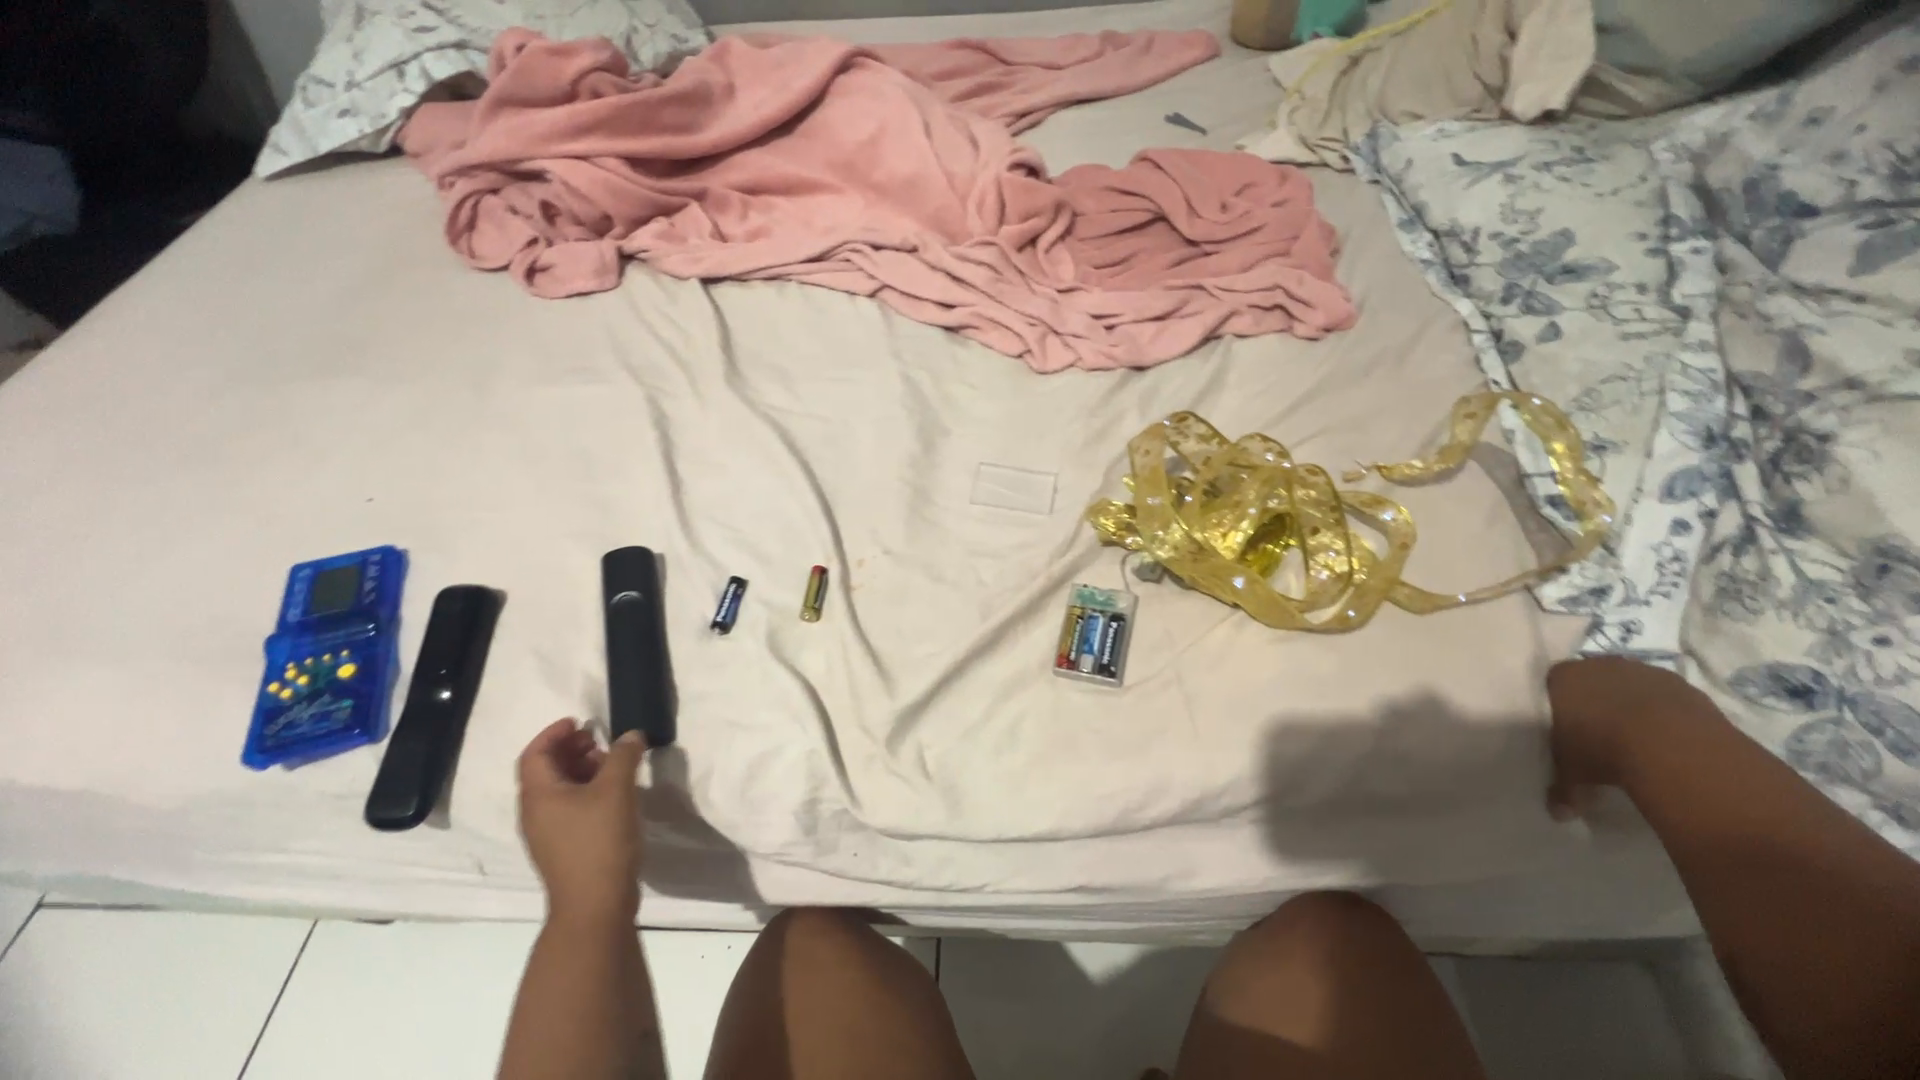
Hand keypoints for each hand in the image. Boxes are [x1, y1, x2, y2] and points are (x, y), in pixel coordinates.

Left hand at [517, 719, 646, 925]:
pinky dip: (587, 792)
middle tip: (599, 740)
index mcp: (538, 795)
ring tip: (612, 764)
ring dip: (582, 770)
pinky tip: (614, 795)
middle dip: (570, 749)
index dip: (554, 733)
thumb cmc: (599, 841)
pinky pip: (569, 809)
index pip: (535, 753)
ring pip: (559, 791)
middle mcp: (535, 813)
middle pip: (545, 771)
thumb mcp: (616, 790)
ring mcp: (548, 834)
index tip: (580, 721)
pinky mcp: (564, 848)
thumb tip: (630, 735)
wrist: (595, 905)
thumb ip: (623, 755)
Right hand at [1544, 656, 1716, 819]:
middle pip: (1593, 681)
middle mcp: (1600, 665)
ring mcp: (1644, 671)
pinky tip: (1667, 740)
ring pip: (1631, 687)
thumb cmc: (1601, 749)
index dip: (1559, 706)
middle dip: (1596, 703)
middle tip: (1599, 735)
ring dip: (1633, 707)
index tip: (1565, 729)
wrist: (1670, 743)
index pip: (1552, 684)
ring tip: (1637, 740)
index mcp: (1563, 677)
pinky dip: (1665, 715)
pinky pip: (1666, 698)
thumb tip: (1559, 814)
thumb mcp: (1573, 774)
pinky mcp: (1682, 684)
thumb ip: (1563, 789)